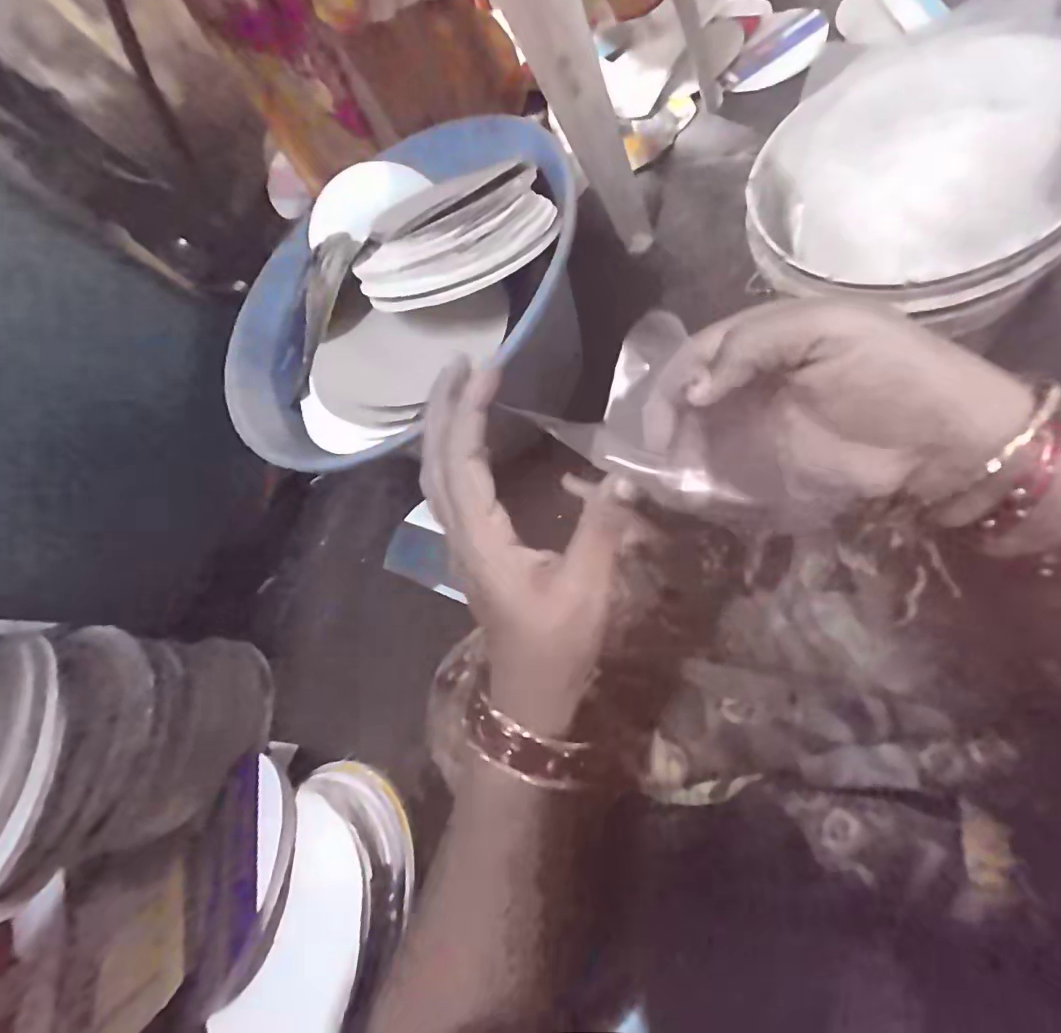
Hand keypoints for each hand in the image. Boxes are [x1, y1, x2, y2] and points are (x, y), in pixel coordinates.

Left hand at [422, 360, 637, 736]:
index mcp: (480, 540)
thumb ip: (602, 528)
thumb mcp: (586, 590)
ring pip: (436, 476)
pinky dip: (455, 455)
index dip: (472, 411)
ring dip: (444, 429)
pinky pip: (450, 491)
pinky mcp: (473, 551)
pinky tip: (471, 443)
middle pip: (434, 461)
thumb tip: (625, 470)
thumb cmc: (557, 649)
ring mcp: (461, 545)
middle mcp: (460, 536)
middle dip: (443, 408)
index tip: (489, 368)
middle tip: (461, 363)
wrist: (530, 698)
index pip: (463, 461)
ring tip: (461, 390)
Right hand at [643, 300, 1037, 511]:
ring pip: (695, 433)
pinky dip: (692, 480)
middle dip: (662, 420)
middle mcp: (751, 380)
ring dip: (670, 452)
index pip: (699, 353)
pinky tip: (678, 492)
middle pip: (688, 395)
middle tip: (654, 454)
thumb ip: (754, 346)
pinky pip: (718, 469)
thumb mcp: (828, 331)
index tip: (666, 418)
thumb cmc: (891, 374)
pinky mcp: (766, 467)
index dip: (675, 381)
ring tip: (655, 478)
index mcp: (763, 338)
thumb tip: (694, 392)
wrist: (942, 441)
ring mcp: (756, 425)